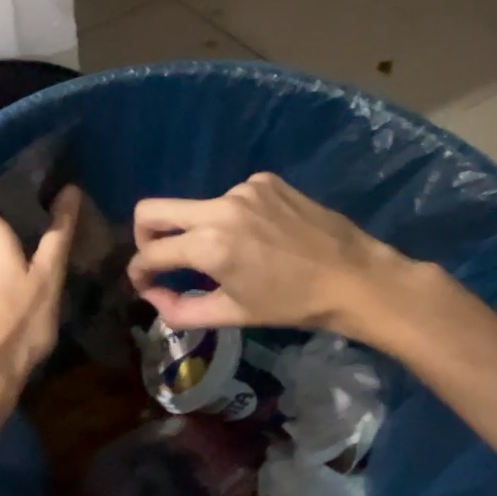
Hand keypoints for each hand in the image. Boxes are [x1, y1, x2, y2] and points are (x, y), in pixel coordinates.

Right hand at [126, 172, 406, 336]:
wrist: (358, 279)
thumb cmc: (294, 305)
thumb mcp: (234, 314)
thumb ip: (182, 310)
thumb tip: (152, 298)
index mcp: (209, 246)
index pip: (150, 253)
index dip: (138, 271)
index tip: (143, 283)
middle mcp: (219, 209)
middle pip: (151, 210)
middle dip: (144, 235)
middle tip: (159, 256)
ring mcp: (243, 189)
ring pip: (195, 207)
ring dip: (199, 230)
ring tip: (231, 253)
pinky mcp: (264, 181)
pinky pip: (230, 198)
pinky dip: (232, 218)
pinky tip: (259, 236)